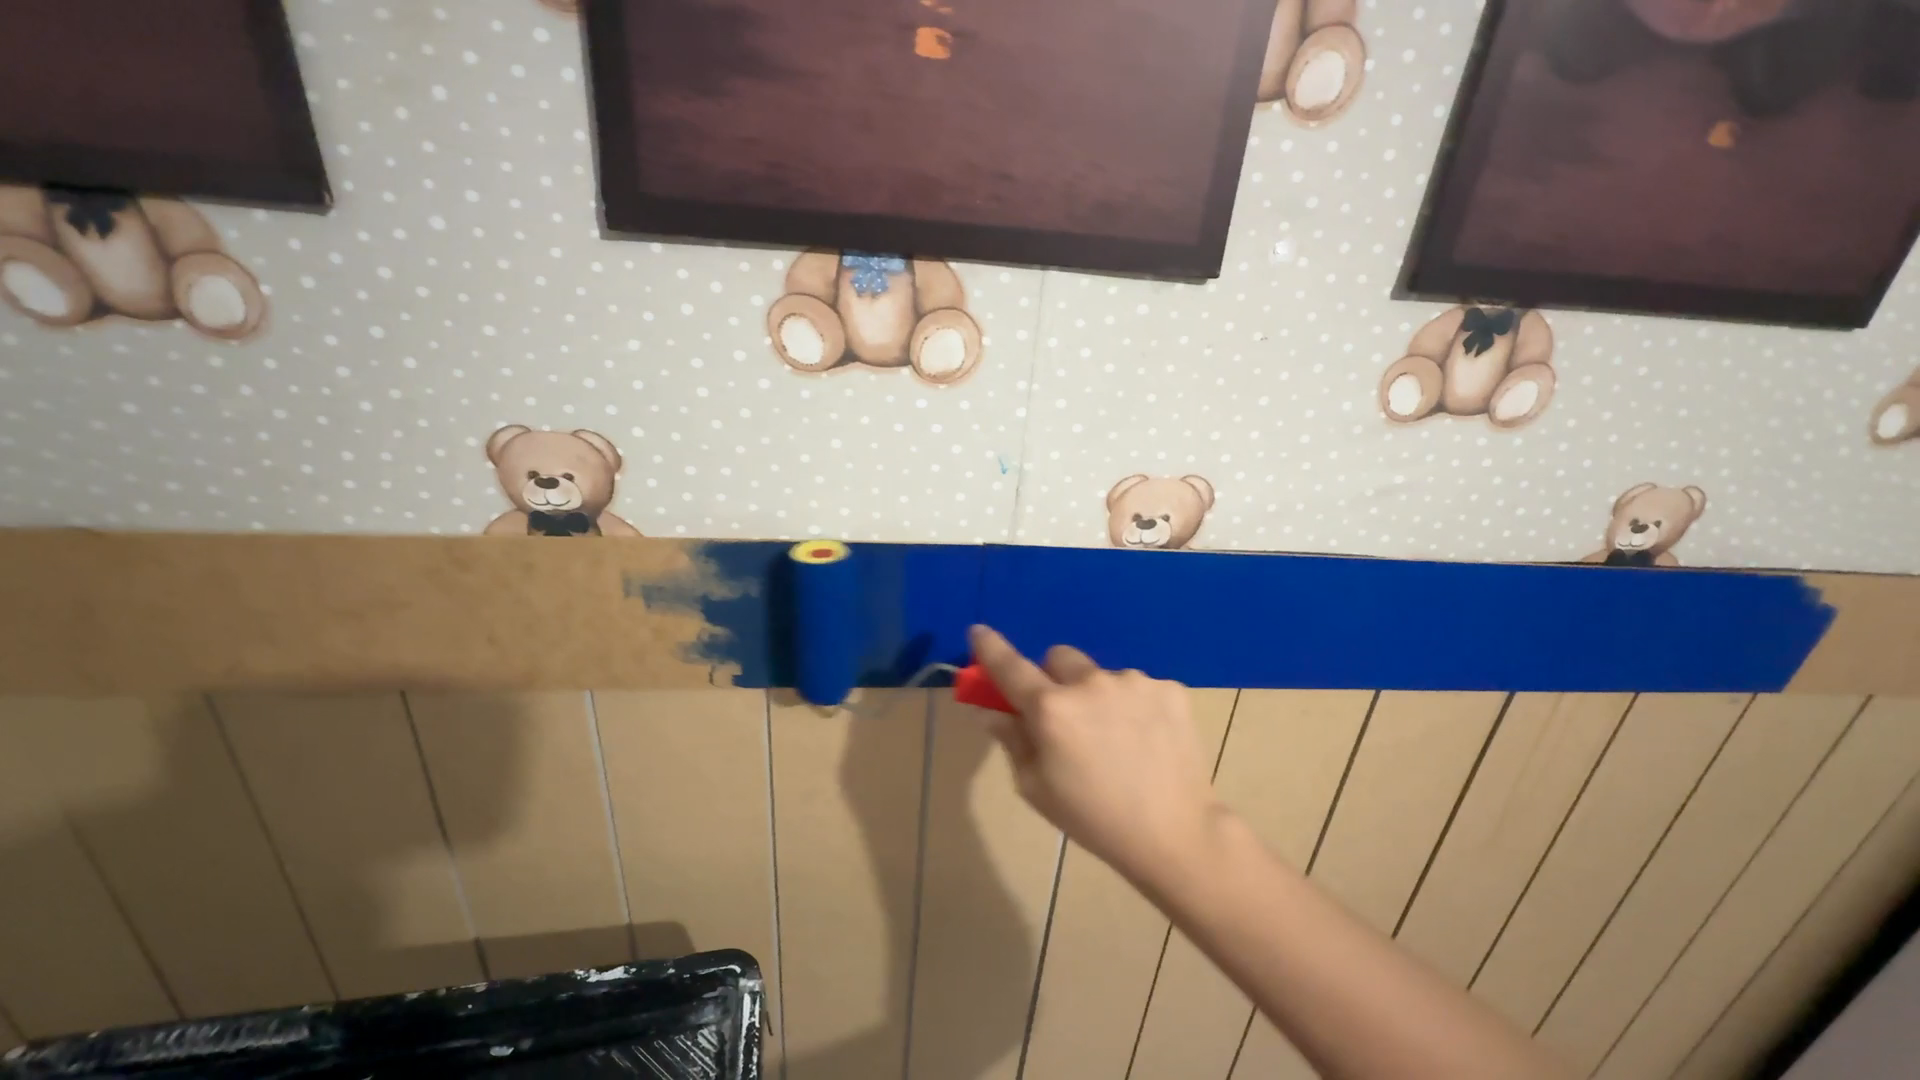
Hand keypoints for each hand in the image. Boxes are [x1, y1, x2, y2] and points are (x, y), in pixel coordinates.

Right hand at [967, 624, 1225, 884]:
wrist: (1174, 832)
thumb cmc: (1093, 818)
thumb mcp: (1036, 787)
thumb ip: (1011, 739)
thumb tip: (989, 710)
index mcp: (1051, 709)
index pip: (1010, 666)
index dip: (990, 647)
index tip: (978, 632)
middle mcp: (1090, 683)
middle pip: (1059, 658)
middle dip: (1054, 680)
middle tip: (1064, 718)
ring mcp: (1135, 681)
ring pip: (1101, 676)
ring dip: (1098, 696)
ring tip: (1116, 741)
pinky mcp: (1170, 689)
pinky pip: (1138, 688)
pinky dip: (1134, 707)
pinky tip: (1146, 740)